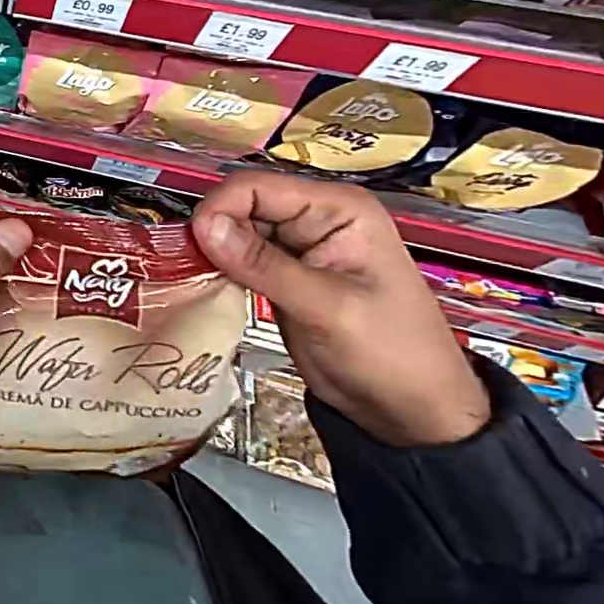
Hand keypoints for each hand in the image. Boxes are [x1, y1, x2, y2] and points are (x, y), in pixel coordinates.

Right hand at [191, 172, 488, 446]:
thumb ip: (263, 264)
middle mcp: (314, 217)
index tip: (194, 242)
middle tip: (191, 265)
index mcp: (337, 209)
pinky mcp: (283, 272)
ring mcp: (298, 245)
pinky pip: (240, 256)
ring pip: (235, 229)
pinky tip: (211, 285)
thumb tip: (204, 225)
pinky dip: (222, 268)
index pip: (257, 187)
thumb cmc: (392, 357)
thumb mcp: (327, 308)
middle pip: (241, 204)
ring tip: (196, 276)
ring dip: (214, 250)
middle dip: (214, 230)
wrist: (413, 416)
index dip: (220, 208)